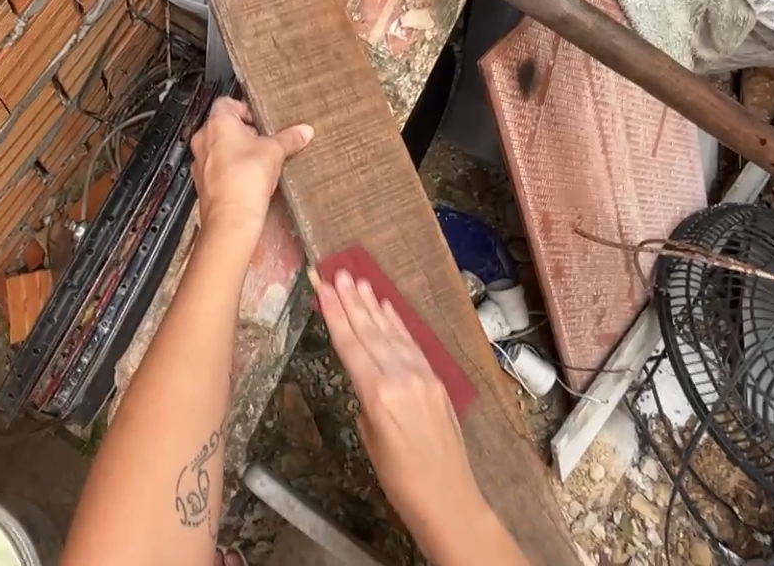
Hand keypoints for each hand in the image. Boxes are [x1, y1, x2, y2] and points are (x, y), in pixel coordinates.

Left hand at [189, 97, 311, 243]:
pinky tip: (249, 179)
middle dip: (245, 132)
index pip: (227, 102)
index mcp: (217, 123)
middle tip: (264, 140)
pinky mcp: (203, 183)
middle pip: (223, 126)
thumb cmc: (245, 179)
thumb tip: (303, 131)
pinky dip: (230, 169)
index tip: (260, 119)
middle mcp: (204, 139)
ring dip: (237, 151)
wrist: (231, 217)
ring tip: (259, 160)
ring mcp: (200, 162)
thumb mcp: (275, 152)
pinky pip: (216, 168)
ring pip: (218, 148)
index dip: (245, 108)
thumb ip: (289, 138)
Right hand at [311, 268, 488, 545]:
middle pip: (370, 332)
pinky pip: (412, 344)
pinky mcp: (436, 381)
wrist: (450, 501)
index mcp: (377, 394)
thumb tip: (366, 377)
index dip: (335, 314)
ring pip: (391, 333)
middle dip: (352, 301)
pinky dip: (398, 324)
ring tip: (359, 281)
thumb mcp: (369, 439)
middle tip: (339, 273)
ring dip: (373, 306)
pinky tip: (387, 308)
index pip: (351, 345)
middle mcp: (400, 378)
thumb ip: (366, 400)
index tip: (324, 288)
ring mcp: (421, 376)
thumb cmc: (399, 481)